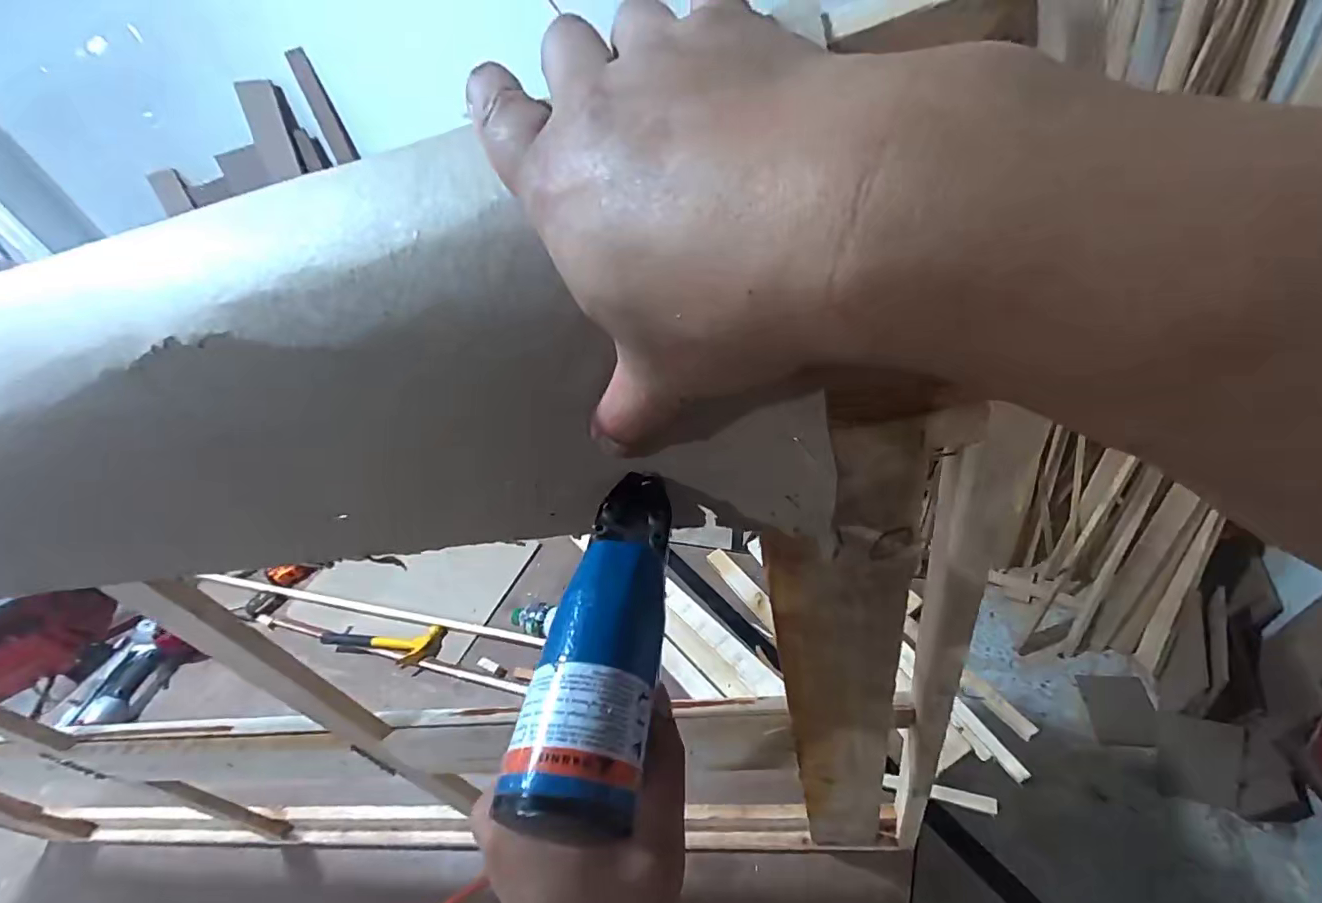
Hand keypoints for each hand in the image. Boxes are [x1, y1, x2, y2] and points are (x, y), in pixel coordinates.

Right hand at [466, 0, 951, 452]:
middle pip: (562, 49)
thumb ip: (631, 405)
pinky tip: (749, 83)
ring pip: (631, 22)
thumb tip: (608, 441)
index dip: (496, 105)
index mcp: (560, 186)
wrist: (824, 224)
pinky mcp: (740, 30)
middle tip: (611, 112)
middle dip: (576, 73)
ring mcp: (670, 57)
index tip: (499, 96)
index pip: (501, 124)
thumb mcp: (668, 377)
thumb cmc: (720, 313)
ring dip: (643, 52)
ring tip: (681, 98)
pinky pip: (710, 12)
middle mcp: (601, 105)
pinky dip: (718, 42)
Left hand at [472, 691, 685, 902]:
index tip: (622, 671)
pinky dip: (568, 768)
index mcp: (521, 807)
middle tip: (634, 705)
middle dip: (589, 712)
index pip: (547, 719)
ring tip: (626, 735)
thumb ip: (664, 768)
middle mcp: (494, 808)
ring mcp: (492, 825)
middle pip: (544, 733)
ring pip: (542, 755)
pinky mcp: (500, 838)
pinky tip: (604, 774)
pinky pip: (536, 782)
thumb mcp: (660, 838)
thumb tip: (656, 694)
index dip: (586, 688)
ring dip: (580, 740)